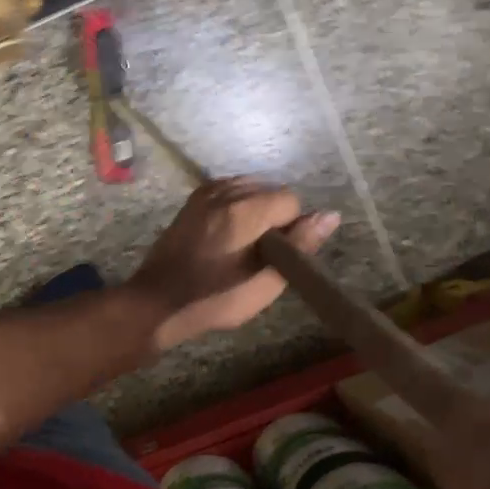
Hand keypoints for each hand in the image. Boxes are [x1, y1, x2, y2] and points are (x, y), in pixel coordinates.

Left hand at [128, 178, 339, 350]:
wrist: (159, 301)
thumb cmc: (215, 298)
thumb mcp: (266, 281)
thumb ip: (300, 244)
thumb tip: (330, 215)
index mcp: (245, 208)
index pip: (290, 199)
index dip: (291, 227)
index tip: (277, 254)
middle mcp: (224, 192)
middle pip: (268, 189)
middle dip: (273, 215)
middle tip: (260, 252)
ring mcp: (203, 195)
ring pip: (246, 187)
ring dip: (253, 208)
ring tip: (243, 244)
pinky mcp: (190, 203)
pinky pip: (224, 191)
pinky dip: (233, 205)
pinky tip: (227, 233)